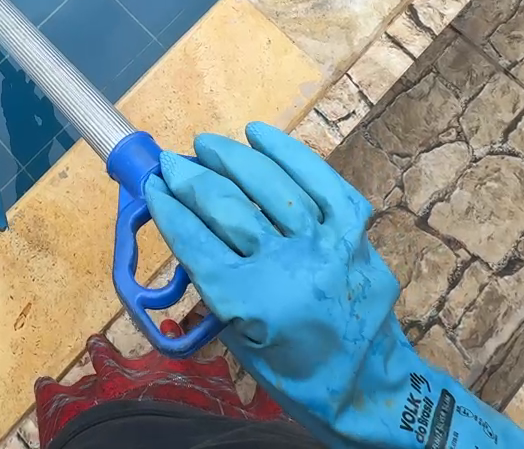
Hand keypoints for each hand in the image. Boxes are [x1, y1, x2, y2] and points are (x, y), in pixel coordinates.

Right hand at [147, 122, 523, 448]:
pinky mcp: (353, 232)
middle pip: (226, 207)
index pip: (194, 241)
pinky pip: (318, 179)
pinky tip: (257, 134)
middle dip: (190, 179)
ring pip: (269, 185)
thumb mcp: (237, 337)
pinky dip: (286, 152)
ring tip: (205, 144)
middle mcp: (287, 269)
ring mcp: (325, 246)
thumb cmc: (293, 370)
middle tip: (170, 163)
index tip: (152, 186)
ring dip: (230, 157)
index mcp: (251, 303)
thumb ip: (211, 278)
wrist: (371, 388)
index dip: (167, 208)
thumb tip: (184, 217)